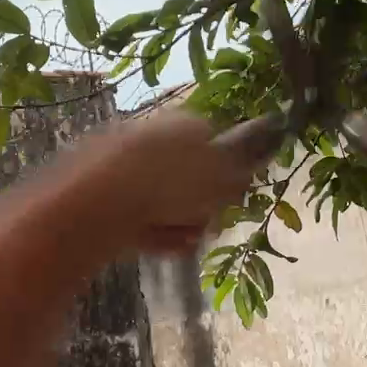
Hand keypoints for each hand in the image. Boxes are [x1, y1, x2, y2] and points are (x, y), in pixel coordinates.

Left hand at [70, 109, 256, 253]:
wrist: (96, 203)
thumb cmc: (170, 183)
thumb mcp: (221, 173)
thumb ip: (245, 159)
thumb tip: (270, 133)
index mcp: (185, 121)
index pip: (218, 140)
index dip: (231, 171)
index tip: (235, 195)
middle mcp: (155, 134)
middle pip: (191, 173)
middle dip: (204, 202)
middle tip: (210, 220)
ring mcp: (127, 163)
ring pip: (167, 198)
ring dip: (181, 221)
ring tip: (186, 237)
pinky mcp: (105, 194)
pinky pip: (140, 216)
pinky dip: (153, 232)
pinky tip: (163, 246)